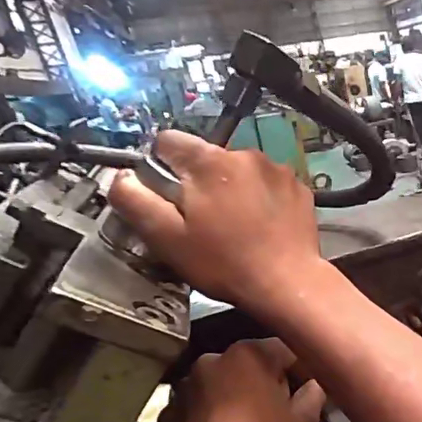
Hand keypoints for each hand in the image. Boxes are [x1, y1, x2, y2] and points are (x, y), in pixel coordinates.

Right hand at [109, 130, 324, 314]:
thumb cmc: (224, 262)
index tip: (163, 194)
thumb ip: (135, 200)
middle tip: (199, 221)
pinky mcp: (299, 187)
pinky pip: (268, 184)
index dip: (158, 165)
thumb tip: (123, 177)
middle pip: (206, 157)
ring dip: (231, 189)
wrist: (288, 281)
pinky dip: (260, 198)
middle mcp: (247, 155)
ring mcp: (278, 169)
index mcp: (210, 161)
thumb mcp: (166, 237)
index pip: (168, 140)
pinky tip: (260, 226)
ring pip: (239, 171)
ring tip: (233, 226)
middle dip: (197, 182)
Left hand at [156, 339, 325, 421]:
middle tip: (285, 409)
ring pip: (223, 386)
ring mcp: (183, 392)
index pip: (285, 350)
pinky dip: (213, 418)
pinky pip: (200, 410)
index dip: (303, 370)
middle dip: (268, 381)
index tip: (312, 391)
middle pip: (250, 365)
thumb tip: (310, 386)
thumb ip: (313, 394)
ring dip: (238, 398)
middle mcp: (210, 363)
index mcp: (246, 354)